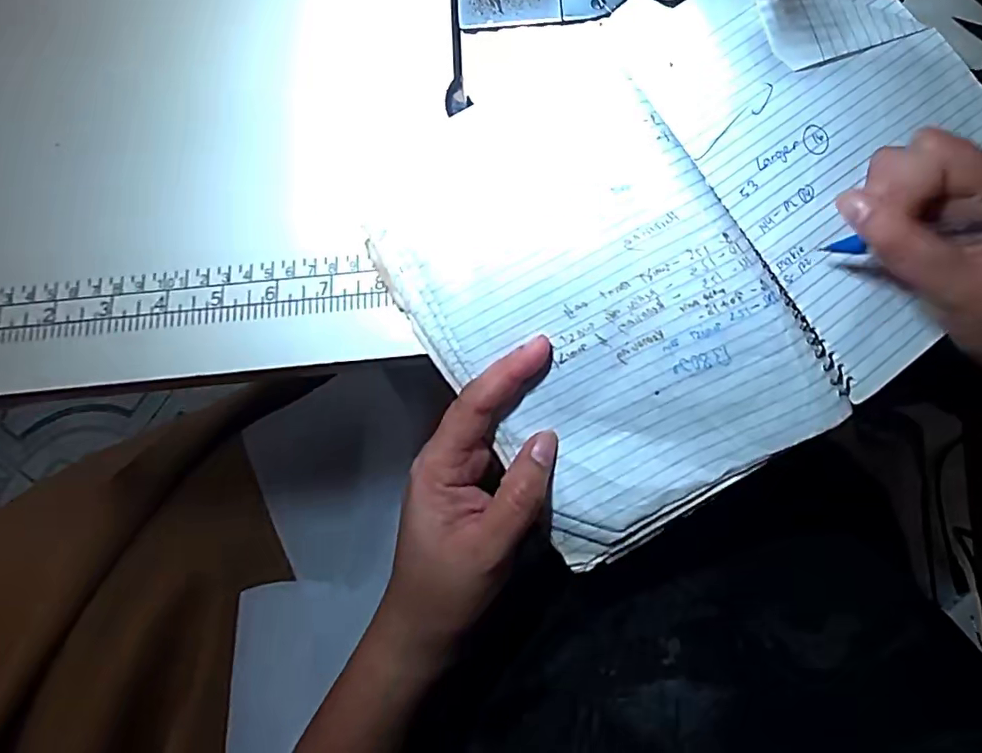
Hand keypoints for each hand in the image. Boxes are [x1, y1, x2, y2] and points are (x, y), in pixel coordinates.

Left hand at [375, 336, 557, 658]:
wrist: (424, 635)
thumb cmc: (447, 592)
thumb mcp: (489, 546)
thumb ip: (520, 494)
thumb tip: (548, 438)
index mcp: (439, 463)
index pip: (474, 406)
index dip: (506, 373)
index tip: (538, 345)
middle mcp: (448, 459)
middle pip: (482, 407)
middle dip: (514, 376)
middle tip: (552, 347)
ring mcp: (462, 473)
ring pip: (494, 427)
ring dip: (523, 402)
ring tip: (556, 373)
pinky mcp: (477, 489)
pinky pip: (504, 453)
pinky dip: (526, 435)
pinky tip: (550, 422)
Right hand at [835, 128, 981, 387]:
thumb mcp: (957, 291)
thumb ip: (904, 245)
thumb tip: (847, 202)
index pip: (937, 154)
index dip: (899, 184)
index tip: (880, 230)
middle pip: (915, 156)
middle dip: (886, 192)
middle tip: (885, 238)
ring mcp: (963, 200)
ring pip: (901, 175)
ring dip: (882, 206)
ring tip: (892, 246)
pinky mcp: (944, 218)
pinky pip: (899, 200)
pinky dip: (884, 219)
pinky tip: (894, 248)